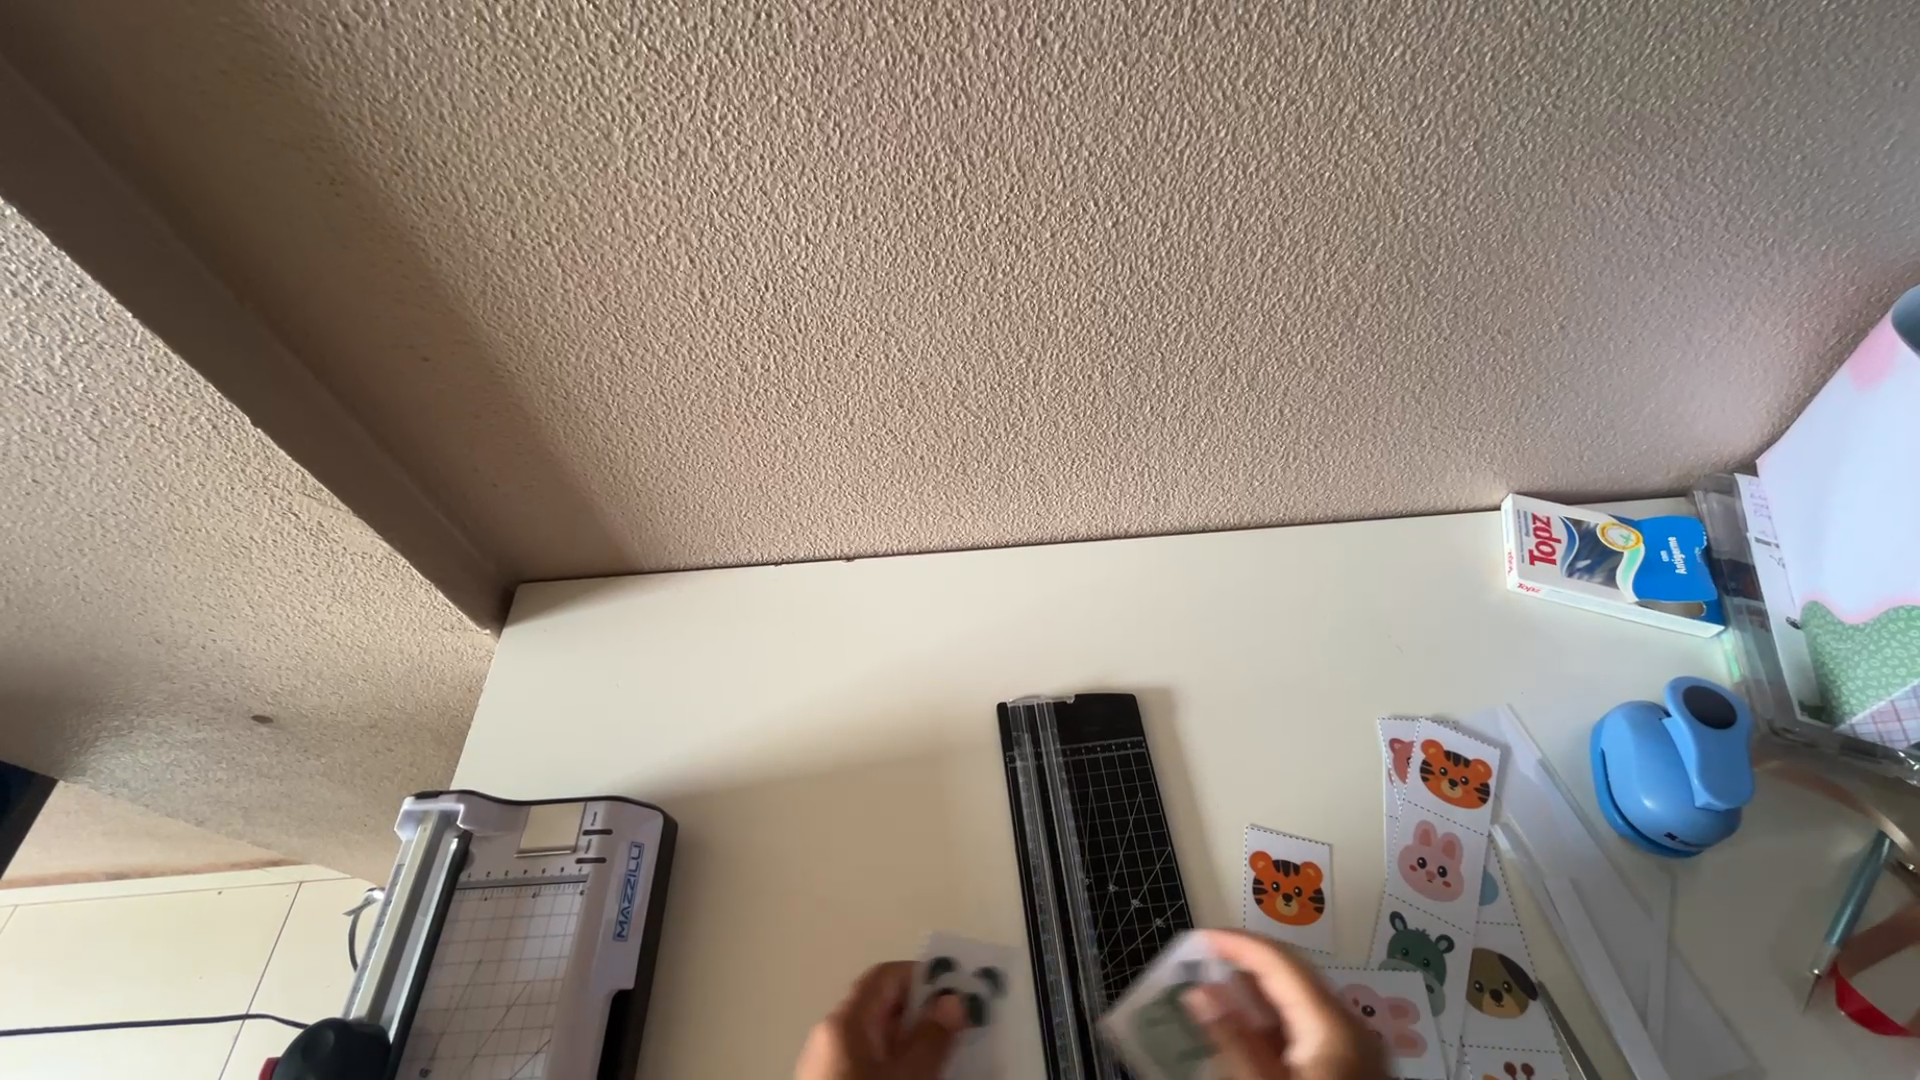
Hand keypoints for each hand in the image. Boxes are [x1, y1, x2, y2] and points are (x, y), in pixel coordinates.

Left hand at [796, 960, 968, 1079]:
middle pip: (882, 1009)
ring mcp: (828, 1069)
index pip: (885, 976)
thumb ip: (932, 1039)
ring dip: (916, 1046)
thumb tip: (952, 1001)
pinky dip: (898, 1069)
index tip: (959, 992)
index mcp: (843, 1022)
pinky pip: (871, 1069)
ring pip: (880, 1043)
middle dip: (924, 1015)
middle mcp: (831, 1038)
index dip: (923, 977)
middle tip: (964, 1028)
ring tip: (953, 1060)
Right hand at [1179, 929, 1389, 1079]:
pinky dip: (1276, 1023)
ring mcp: (1359, 1052)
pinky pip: (1310, 1029)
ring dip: (1259, 994)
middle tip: (1203, 964)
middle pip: (1293, 976)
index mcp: (1332, 1025)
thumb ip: (1233, 1040)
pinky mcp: (1356, 1073)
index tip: (1198, 940)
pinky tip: (1250, 1035)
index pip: (1278, 961)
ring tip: (1218, 996)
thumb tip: (1201, 992)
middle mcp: (1351, 1028)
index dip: (1236, 944)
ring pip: (1302, 1002)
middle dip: (1246, 966)